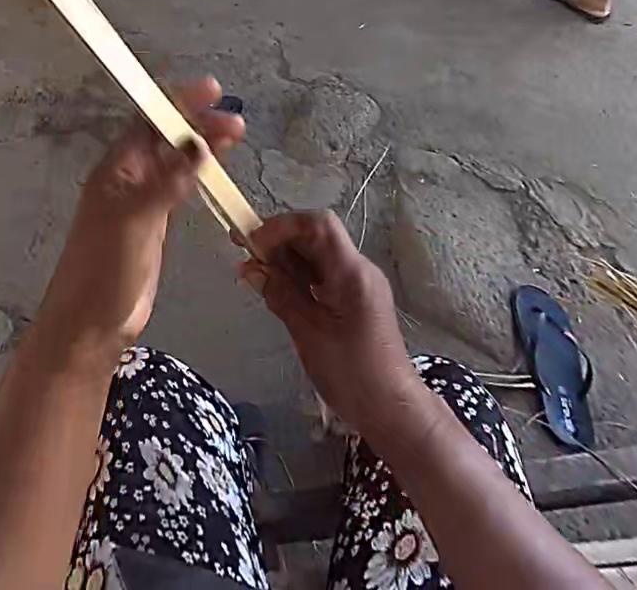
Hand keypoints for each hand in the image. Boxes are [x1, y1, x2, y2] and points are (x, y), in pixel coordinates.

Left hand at [37, 78, 244, 357]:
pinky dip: (201, 171)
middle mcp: (130, 177)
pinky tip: (217, 166)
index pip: (149, 122)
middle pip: (167, 137)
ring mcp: (144, 198)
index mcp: (116, 169)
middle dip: (199, 122)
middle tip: (234, 119)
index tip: (211, 90)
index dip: (178, 102)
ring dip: (204, 144)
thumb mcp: (134, 219)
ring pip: (178, 159)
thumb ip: (168, 181)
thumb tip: (200, 143)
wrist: (91, 323)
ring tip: (235, 133)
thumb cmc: (103, 269)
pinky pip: (182, 184)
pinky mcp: (156, 220)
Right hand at [238, 211, 426, 433]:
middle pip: (316, 236)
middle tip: (244, 249)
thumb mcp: (309, 333)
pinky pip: (323, 274)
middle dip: (279, 239)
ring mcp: (359, 283)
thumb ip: (280, 295)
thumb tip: (251, 269)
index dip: (282, 226)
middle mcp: (359, 269)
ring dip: (285, 257)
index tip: (252, 241)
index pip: (318, 226)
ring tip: (253, 269)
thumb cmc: (352, 373)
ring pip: (318, 254)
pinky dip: (298, 275)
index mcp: (352, 273)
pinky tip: (276, 287)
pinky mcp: (355, 298)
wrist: (392, 409)